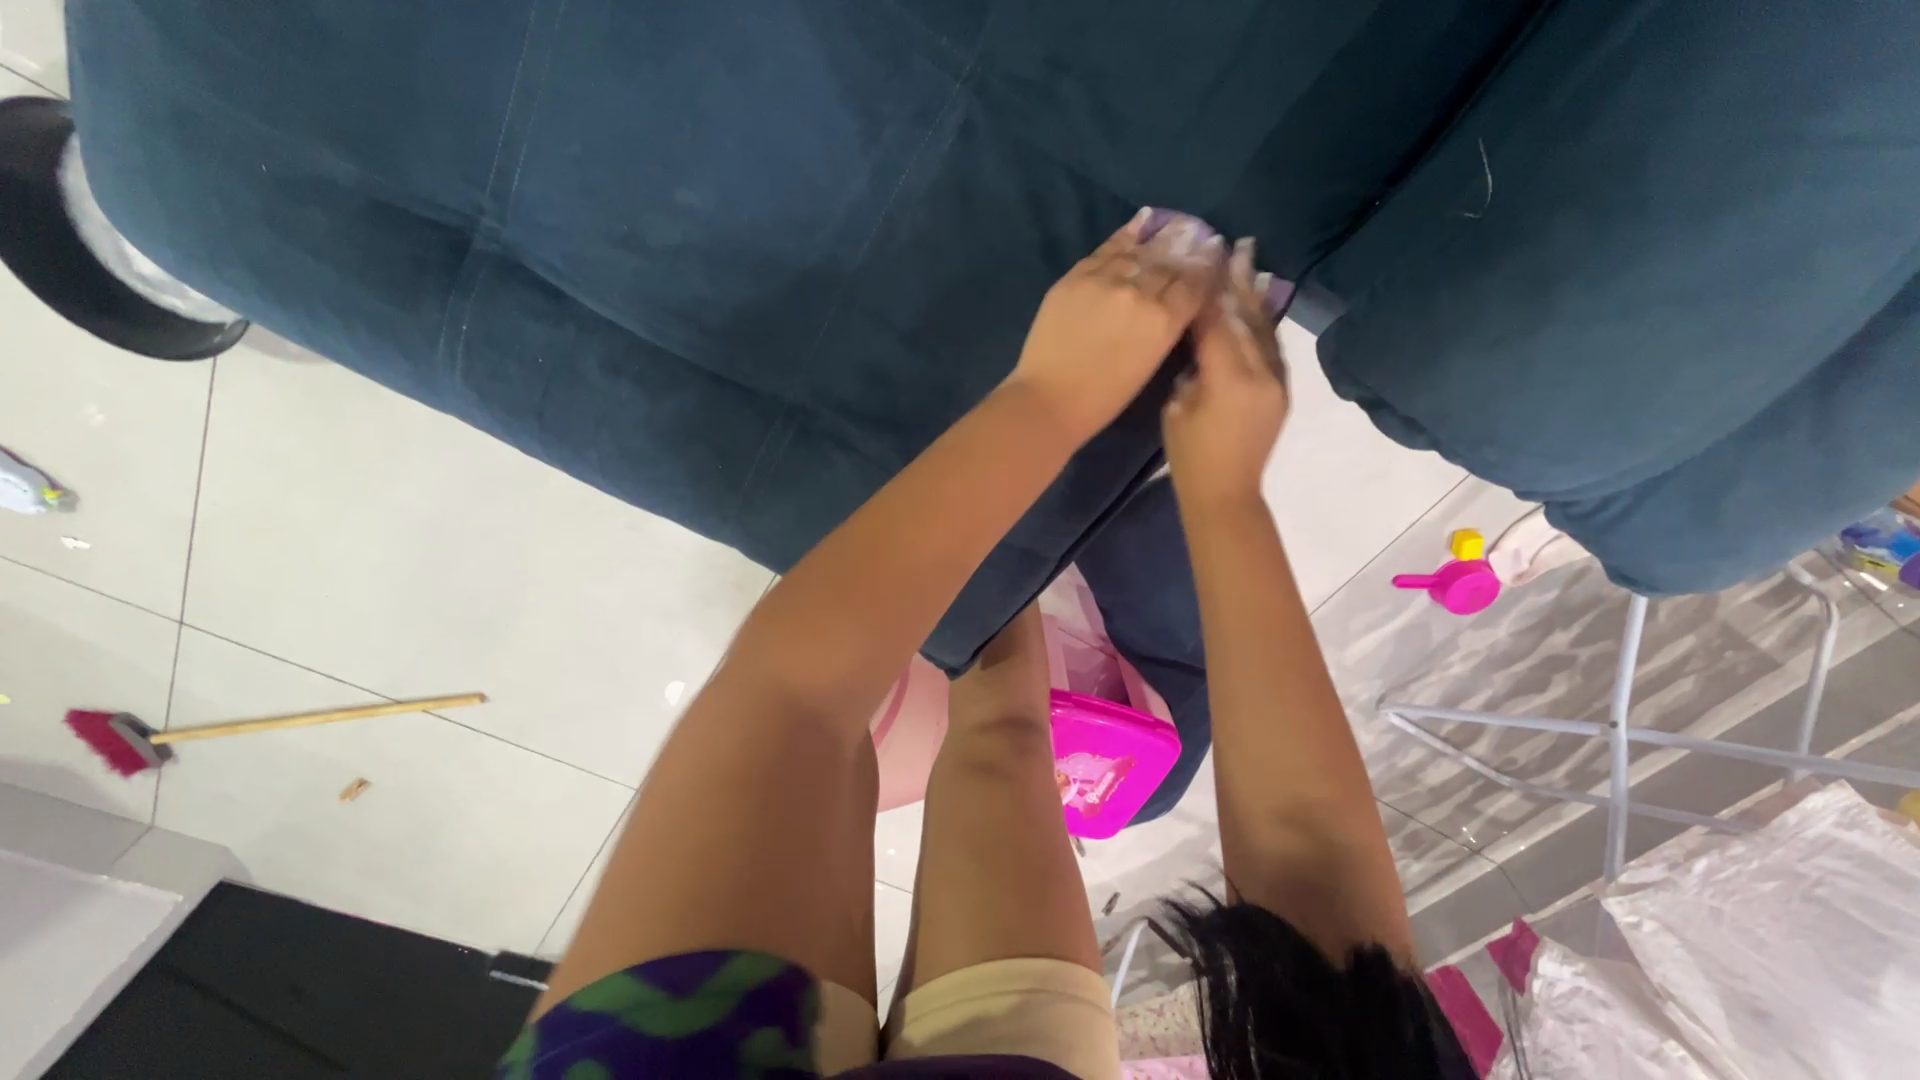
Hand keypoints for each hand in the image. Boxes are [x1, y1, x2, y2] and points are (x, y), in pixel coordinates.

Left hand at [1003, 209, 1224, 444]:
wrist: (1048, 399)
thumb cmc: (1102, 399)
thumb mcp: (1148, 365)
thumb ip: (1164, 329)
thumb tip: (1174, 302)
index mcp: (1163, 322)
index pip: (1194, 284)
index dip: (1206, 269)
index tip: (1213, 257)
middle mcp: (1140, 293)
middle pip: (1169, 264)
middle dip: (1186, 253)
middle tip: (1197, 239)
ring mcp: (1105, 280)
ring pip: (1140, 252)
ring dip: (1159, 241)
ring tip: (1173, 228)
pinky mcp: (1076, 276)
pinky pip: (1107, 248)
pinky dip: (1127, 235)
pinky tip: (1142, 222)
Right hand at [1164, 236, 1289, 510]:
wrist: (1226, 493)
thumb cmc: (1190, 456)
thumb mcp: (1177, 407)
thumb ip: (1191, 367)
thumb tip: (1200, 340)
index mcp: (1229, 378)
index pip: (1217, 322)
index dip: (1207, 290)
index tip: (1199, 259)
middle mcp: (1261, 373)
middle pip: (1247, 318)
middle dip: (1238, 281)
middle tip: (1235, 245)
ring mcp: (1276, 381)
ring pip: (1264, 329)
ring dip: (1255, 295)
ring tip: (1250, 262)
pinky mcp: (1281, 390)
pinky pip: (1271, 347)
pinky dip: (1263, 321)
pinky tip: (1259, 302)